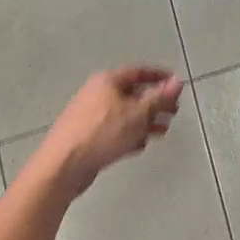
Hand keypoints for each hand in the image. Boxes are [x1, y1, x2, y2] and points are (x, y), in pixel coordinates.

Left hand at [33, 66, 182, 198]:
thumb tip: (179, 81)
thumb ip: (160, 97)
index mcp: (108, 81)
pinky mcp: (84, 135)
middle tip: (173, 113)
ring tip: (161, 132)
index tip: (178, 86)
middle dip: (155, 103)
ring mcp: (88, 115)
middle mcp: (96, 93)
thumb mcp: (138, 114)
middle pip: (133, 93)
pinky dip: (128, 134)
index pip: (140, 71)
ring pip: (124, 113)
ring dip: (145, 121)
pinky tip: (138, 146)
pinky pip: (113, 129)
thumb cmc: (103, 134)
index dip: (161, 77)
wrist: (61, 167)